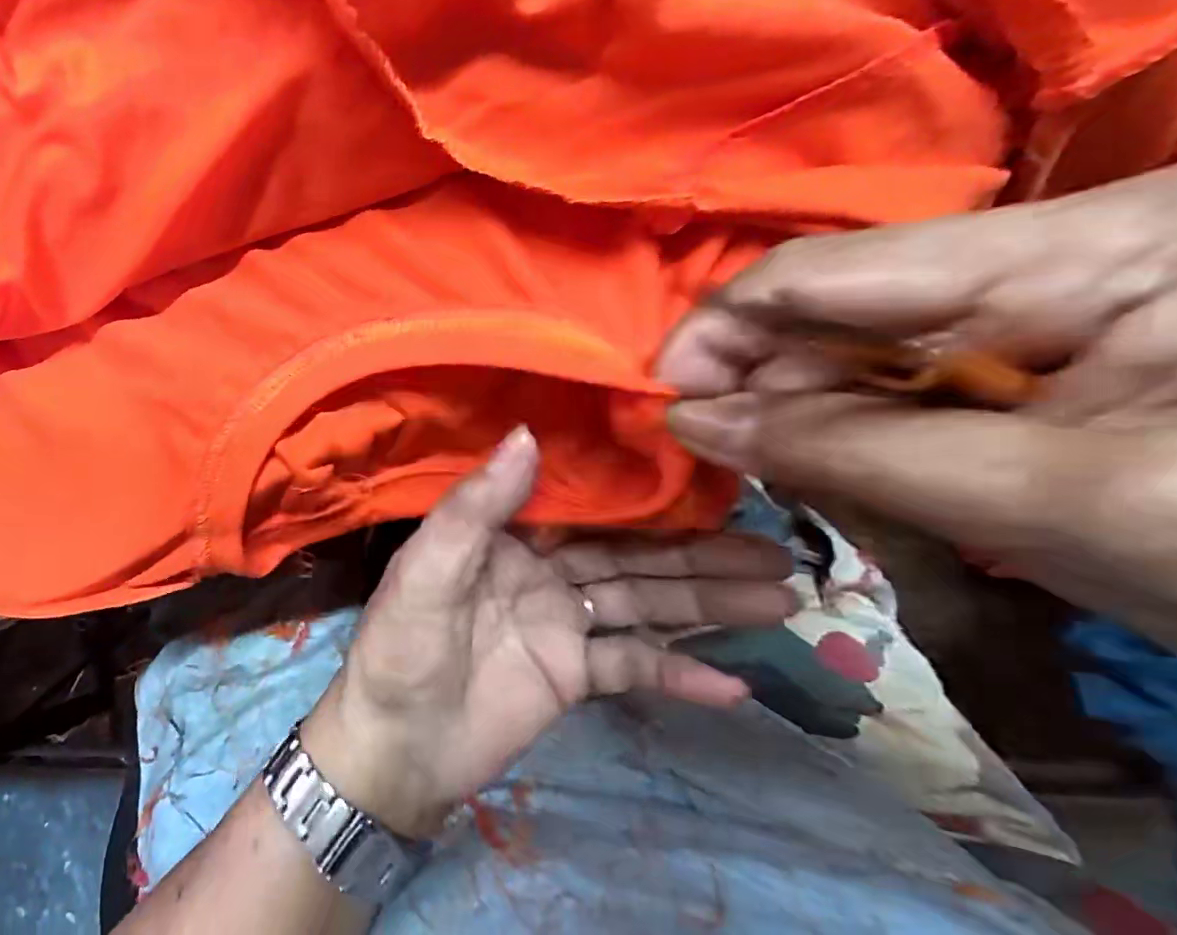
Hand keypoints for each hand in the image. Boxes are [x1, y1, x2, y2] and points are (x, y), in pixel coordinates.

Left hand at [299, 426, 795, 837]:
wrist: (395, 745)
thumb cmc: (402, 645)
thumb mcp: (428, 567)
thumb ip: (477, 505)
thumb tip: (528, 432)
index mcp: (508, 536)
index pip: (586, 507)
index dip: (643, 494)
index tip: (710, 477)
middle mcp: (542, 571)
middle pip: (631, 556)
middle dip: (699, 553)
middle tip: (778, 550)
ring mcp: (561, 623)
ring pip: (643, 604)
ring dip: (707, 603)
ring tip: (781, 598)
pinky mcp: (572, 675)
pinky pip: (632, 666)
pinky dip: (677, 674)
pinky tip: (733, 683)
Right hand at [653, 144, 1176, 689]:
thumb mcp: (1088, 511)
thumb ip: (868, 455)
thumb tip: (700, 423)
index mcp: (1115, 242)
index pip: (844, 266)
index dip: (729, 328)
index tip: (665, 401)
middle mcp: (1091, 245)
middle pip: (861, 307)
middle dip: (775, 383)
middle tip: (718, 455)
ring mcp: (1101, 297)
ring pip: (893, 350)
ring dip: (825, 415)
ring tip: (786, 472)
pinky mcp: (1106, 352)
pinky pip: (945, 382)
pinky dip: (886, 432)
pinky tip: (862, 468)